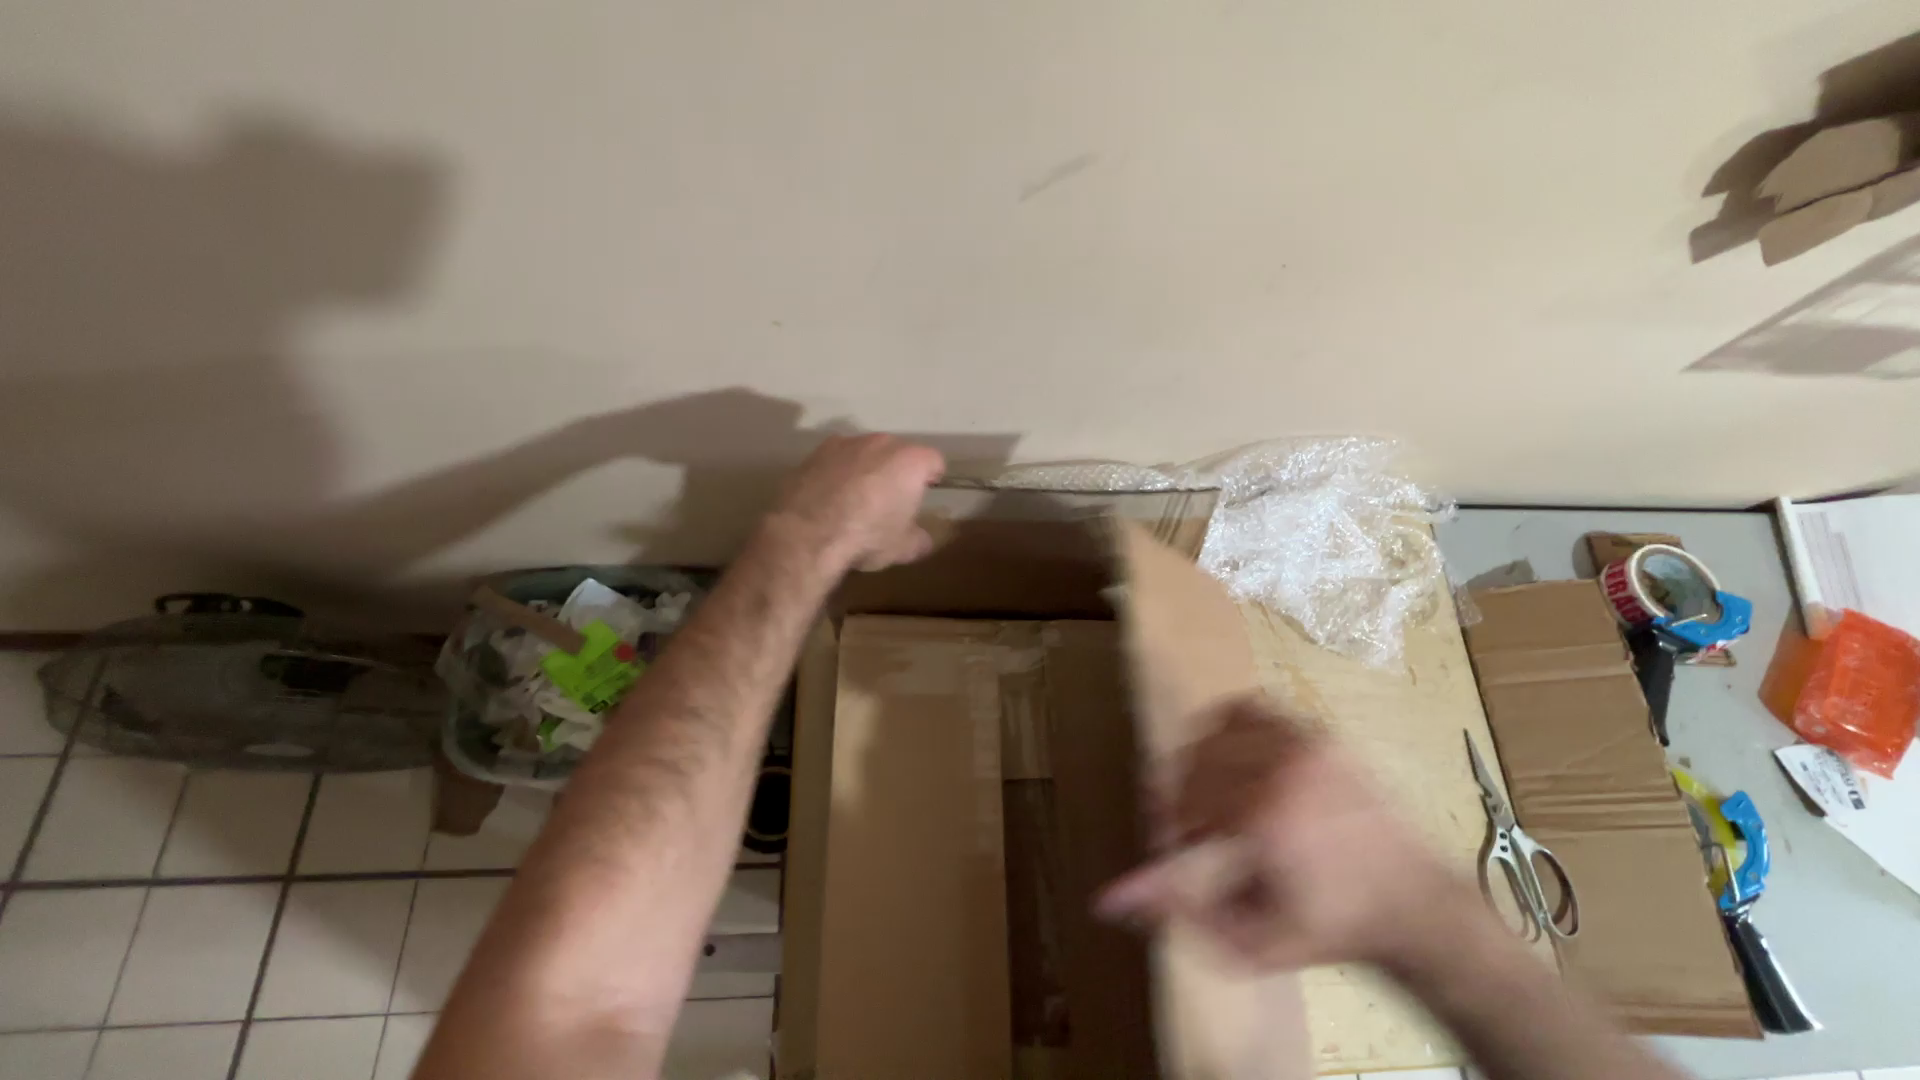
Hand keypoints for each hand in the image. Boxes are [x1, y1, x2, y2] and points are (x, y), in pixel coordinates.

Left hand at [766, 434, 945, 571]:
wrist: (806, 534)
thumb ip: (919, 539)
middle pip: (898, 452)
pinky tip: (829, 499)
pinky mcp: (814, 453)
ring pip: (865, 453)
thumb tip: (921, 540)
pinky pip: (836, 461)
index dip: (931, 478)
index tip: (924, 495)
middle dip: (897, 472)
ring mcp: (844, 443)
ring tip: (856, 500)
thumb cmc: (867, 537)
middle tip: (891, 500)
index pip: (934, 462)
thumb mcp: (904, 548)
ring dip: (866, 470)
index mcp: (911, 461)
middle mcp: (880, 443)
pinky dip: (837, 474)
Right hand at [1098, 695, 1468, 971]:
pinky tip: (1240, 761)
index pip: (1180, 803)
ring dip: (1203, 760)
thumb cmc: (1331, 930)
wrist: (1417, 906)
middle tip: (1192, 828)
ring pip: (1216, 729)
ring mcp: (1305, 744)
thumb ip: (1180, 911)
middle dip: (1182, 796)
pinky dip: (1232, 728)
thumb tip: (1110, 899)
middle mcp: (1281, 769)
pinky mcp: (1320, 735)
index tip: (1165, 839)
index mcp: (1263, 817)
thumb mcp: (1250, 941)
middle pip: (1193, 762)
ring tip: (1215, 794)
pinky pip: (1252, 709)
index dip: (1164, 822)